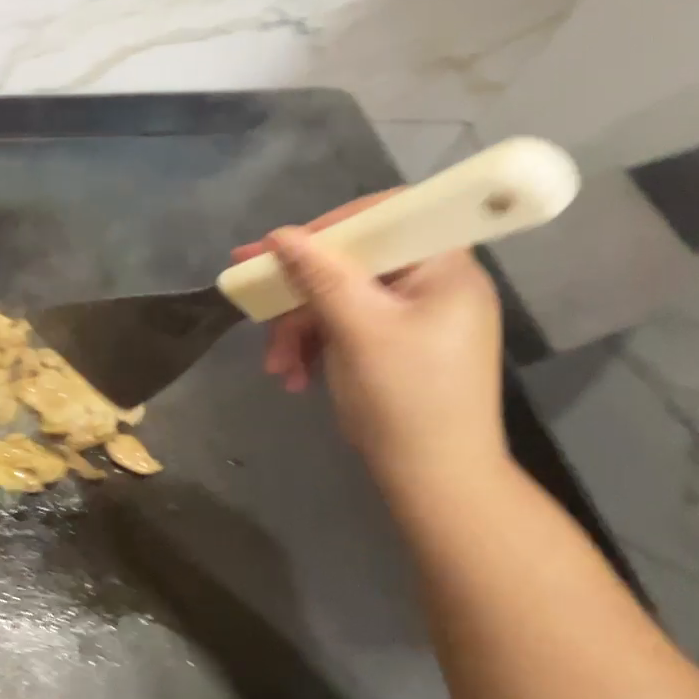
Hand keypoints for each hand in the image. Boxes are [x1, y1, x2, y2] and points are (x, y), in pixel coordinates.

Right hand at [233, 193, 506, 483]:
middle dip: (301, 293)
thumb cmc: (405, 398)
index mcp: (444, 269)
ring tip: (277, 365)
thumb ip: (320, 275)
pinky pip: (346, 325)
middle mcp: (434, 285)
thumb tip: (279, 234)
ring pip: (341, 298)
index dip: (329, 227)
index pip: (386, 217)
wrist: (436, 481)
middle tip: (254, 304)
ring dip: (299, 327)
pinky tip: (294, 375)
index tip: (280, 248)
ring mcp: (416, 317)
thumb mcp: (357, 330)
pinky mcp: (398, 345)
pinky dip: (315, 345)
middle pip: (352, 262)